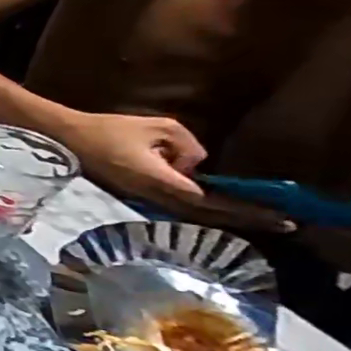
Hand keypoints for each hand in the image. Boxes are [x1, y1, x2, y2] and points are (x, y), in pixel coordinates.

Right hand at [58, 113, 292, 232]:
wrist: (68, 137)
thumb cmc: (110, 129)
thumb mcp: (159, 127)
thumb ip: (190, 146)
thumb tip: (195, 165)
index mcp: (158, 178)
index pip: (209, 200)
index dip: (244, 209)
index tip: (281, 216)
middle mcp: (151, 194)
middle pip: (203, 213)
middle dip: (242, 218)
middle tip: (282, 223)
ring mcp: (140, 196)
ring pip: (189, 212)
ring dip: (222, 215)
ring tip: (255, 215)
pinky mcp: (134, 193)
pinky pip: (174, 205)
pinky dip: (201, 208)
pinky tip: (216, 205)